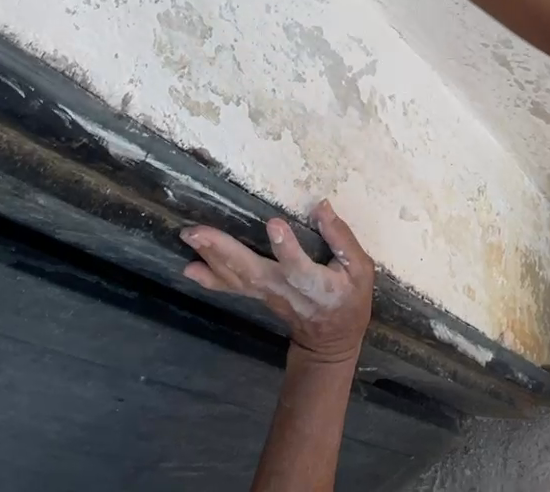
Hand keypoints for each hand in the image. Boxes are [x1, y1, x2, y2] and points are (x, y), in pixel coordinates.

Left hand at [181, 200, 374, 364]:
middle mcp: (284, 289)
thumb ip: (342, 238)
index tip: (275, 224)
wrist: (330, 343)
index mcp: (314, 283)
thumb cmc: (349, 301)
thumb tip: (321, 206)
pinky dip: (209, 278)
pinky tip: (190, 268)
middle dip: (223, 250)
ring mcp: (266, 294)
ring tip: (189, 236)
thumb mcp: (360, 270)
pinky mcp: (257, 294)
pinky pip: (230, 287)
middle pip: (252, 271)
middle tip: (197, 231)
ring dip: (210, 257)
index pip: (298, 265)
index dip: (287, 248)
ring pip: (236, 277)